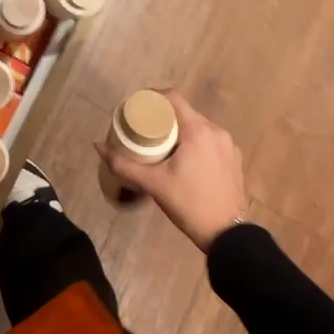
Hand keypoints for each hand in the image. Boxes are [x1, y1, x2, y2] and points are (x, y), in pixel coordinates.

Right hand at [96, 89, 247, 250]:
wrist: (228, 236)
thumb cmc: (189, 204)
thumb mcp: (153, 184)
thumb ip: (123, 164)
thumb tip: (98, 145)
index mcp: (198, 131)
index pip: (173, 98)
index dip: (153, 96)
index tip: (138, 106)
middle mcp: (216, 131)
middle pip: (185, 113)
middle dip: (165, 117)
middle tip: (145, 129)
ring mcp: (229, 146)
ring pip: (199, 127)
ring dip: (181, 130)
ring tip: (164, 144)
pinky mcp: (235, 160)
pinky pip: (211, 141)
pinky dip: (196, 143)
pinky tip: (186, 159)